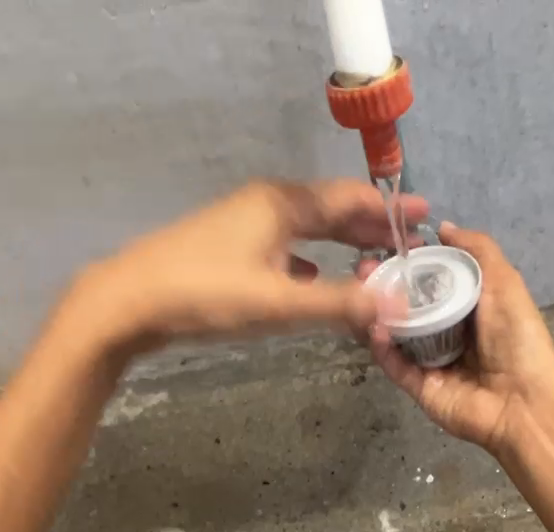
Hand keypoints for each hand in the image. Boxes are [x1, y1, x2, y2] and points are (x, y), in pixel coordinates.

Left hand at [62, 179, 426, 354]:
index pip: (349, 200)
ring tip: (371, 259)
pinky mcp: (230, 247)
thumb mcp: (280, 303)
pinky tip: (313, 276)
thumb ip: (339, 305)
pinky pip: (285, 245)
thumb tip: (396, 310)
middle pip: (330, 210)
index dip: (388, 210)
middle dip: (369, 225)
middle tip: (406, 239)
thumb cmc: (207, 295)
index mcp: (283, 205)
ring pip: (307, 228)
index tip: (423, 216)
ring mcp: (245, 224)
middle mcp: (267, 205)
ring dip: (341, 243)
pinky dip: (310, 258)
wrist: (129, 301)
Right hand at [363, 223, 553, 453]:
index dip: (409, 264)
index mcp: (470, 308)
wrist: (522, 399)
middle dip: (384, 287)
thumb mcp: (503, 281)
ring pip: (396, 335)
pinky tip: (373, 327)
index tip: (385, 246)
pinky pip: (394, 365)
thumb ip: (476, 251)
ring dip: (376, 314)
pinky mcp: (419, 388)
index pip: (431, 282)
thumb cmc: (516, 337)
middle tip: (362, 268)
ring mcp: (431, 363)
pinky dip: (381, 347)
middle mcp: (448, 334)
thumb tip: (443, 228)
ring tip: (359, 292)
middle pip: (409, 307)